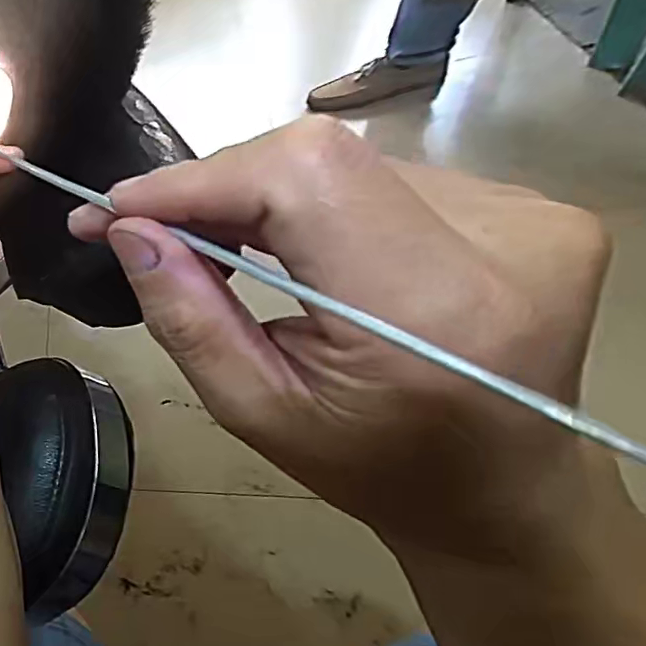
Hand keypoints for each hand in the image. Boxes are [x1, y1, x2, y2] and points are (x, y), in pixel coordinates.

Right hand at [68, 117, 611, 556]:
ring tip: (222, 242)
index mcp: (428, 311)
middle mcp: (495, 239)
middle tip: (154, 227)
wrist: (504, 490)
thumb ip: (189, 320)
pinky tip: (299, 244)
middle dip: (216, 186)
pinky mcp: (526, 202)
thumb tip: (129, 230)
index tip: (118, 207)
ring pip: (341, 160)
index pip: (296, 180)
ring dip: (261, 193)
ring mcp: (524, 210)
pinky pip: (377, 174)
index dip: (196, 180)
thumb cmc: (374, 471)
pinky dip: (313, 200)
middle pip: (313, 156)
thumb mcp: (257, 414)